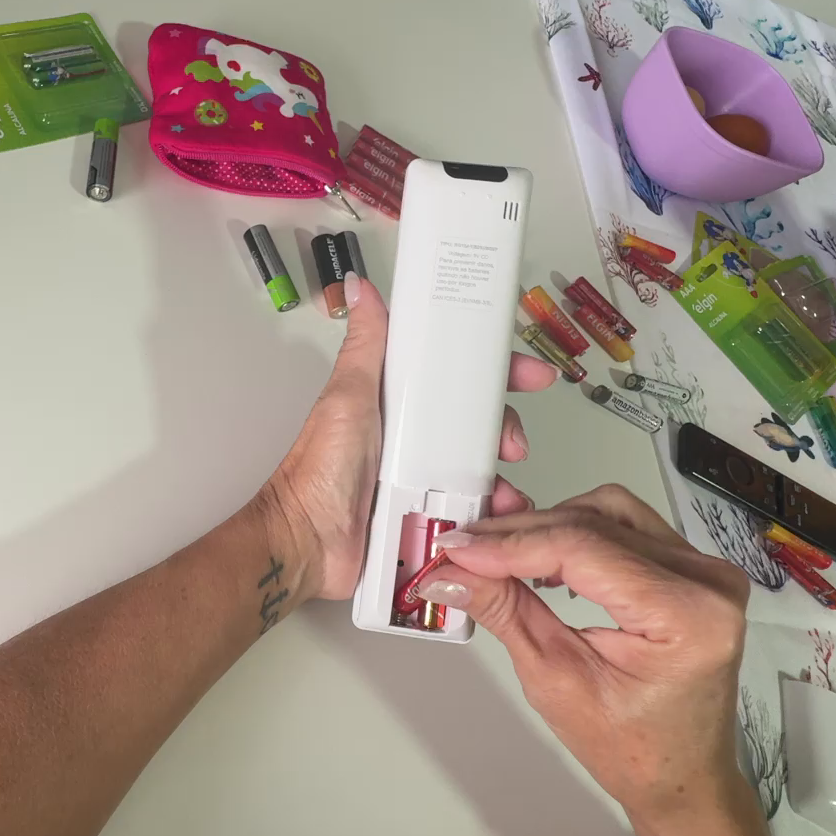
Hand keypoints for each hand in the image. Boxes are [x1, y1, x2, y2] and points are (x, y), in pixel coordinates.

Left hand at [256, 271, 559, 603]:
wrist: (308, 546)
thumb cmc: (319, 471)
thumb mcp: (348, 398)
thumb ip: (365, 346)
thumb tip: (360, 289)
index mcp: (394, 402)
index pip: (452, 373)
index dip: (492, 368)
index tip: (527, 371)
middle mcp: (410, 436)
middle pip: (475, 420)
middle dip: (506, 427)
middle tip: (516, 442)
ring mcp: (419, 476)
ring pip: (480, 465)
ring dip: (502, 475)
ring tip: (504, 491)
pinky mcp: (426, 514)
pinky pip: (472, 508)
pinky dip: (491, 511)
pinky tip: (497, 516)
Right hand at [416, 485, 750, 817]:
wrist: (679, 773)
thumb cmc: (628, 744)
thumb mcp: (551, 676)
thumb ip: (502, 609)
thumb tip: (447, 572)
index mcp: (687, 616)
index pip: (580, 549)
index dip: (508, 544)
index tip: (454, 551)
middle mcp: (704, 580)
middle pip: (589, 523)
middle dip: (514, 533)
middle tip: (459, 548)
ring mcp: (700, 567)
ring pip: (602, 509)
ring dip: (544, 524)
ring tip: (496, 550)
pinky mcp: (685, 565)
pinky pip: (619, 521)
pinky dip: (570, 528)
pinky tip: (540, 554)